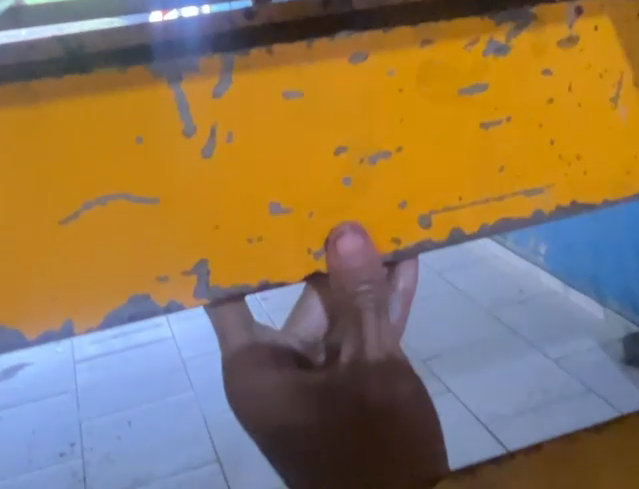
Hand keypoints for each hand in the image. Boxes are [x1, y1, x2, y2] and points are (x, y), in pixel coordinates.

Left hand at [207, 223, 446, 488]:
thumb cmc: (372, 451)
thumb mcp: (369, 369)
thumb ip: (360, 298)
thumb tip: (345, 228)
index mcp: (257, 369)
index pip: (230, 294)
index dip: (233, 249)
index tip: (239, 199)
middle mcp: (280, 367)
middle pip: (293, 290)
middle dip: (318, 246)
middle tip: (328, 187)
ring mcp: (320, 375)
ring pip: (337, 308)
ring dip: (362, 272)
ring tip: (376, 211)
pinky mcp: (354, 383)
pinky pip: (364, 332)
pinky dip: (384, 303)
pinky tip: (408, 258)